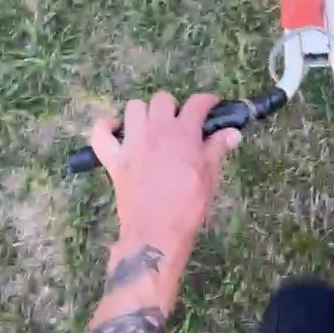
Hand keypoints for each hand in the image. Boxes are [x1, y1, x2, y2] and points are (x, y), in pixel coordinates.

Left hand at [89, 92, 240, 254]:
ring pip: (134, 108)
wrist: (157, 233)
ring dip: (144, 114)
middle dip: (174, 107)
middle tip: (180, 124)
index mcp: (183, 132)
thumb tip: (233, 132)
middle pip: (163, 99)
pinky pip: (100, 135)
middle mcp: (156, 130)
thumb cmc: (189, 205)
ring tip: (152, 128)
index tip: (212, 106)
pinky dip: (106, 129)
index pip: (197, 103)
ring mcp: (132, 143)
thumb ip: (218, 148)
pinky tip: (117, 133)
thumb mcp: (210, 176)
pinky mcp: (113, 159)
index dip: (207, 101)